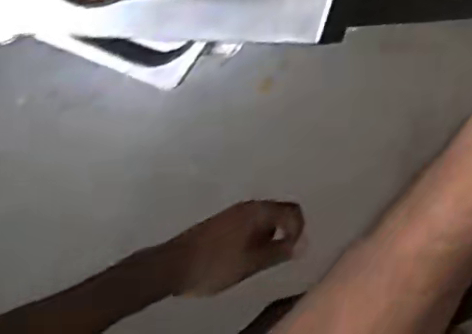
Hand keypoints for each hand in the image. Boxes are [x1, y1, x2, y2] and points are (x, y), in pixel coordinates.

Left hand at [147, 200, 305, 296]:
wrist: (168, 266)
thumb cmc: (214, 264)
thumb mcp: (251, 263)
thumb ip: (279, 253)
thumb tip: (302, 246)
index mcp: (262, 210)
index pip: (294, 211)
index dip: (299, 229)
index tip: (292, 250)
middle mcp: (251, 205)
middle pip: (279, 211)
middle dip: (283, 231)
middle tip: (276, 254)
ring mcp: (233, 211)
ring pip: (262, 218)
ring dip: (266, 235)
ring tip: (256, 257)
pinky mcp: (220, 221)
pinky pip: (247, 222)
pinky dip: (252, 235)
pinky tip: (239, 254)